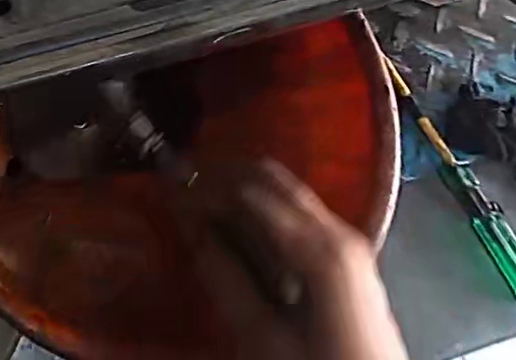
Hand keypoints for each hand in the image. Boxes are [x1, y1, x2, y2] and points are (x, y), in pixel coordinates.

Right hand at [191, 159, 408, 359]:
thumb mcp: (267, 345)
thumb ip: (227, 282)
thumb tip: (192, 231)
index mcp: (321, 249)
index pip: (248, 193)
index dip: (204, 188)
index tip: (168, 192)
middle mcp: (337, 230)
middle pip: (269, 177)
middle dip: (220, 173)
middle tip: (179, 183)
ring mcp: (346, 241)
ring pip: (283, 188)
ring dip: (238, 184)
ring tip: (198, 196)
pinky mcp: (345, 257)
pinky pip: (294, 210)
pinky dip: (258, 204)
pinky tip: (233, 220)